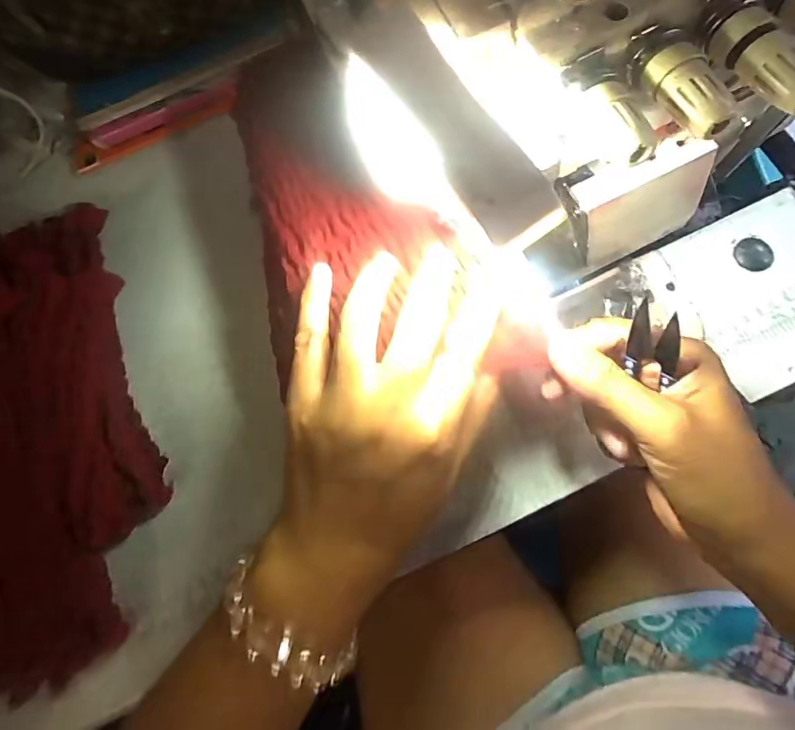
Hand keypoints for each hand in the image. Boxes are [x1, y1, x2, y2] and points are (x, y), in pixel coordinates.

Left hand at [268, 246, 500, 595]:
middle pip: (416, 322)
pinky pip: (307, 340)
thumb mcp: (454, 465)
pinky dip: (312, 301)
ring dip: (374, 279)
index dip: (483, 301)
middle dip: (433, 277)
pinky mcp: (299, 399)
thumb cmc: (404, 509)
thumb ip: (475, 405)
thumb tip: (493, 348)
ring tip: (388, 257)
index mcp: (433, 423)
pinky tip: (320, 269)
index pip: (466, 345)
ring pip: (358, 320)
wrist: (330, 546)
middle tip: (441, 248)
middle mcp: (388, 402)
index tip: (494, 267)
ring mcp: (338, 398)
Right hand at [546, 320, 794, 562]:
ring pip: (601, 392)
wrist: (739, 539)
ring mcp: (655, 401)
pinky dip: (611, 438)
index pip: (621, 332)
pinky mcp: (644, 429)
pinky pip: (607, 419)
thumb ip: (608, 387)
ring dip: (604, 421)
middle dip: (593, 390)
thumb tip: (558, 349)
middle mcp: (668, 369)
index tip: (550, 362)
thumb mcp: (660, 426)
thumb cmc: (714, 475)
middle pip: (605, 359)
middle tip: (557, 397)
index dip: (584, 343)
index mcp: (683, 354)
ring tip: (627, 449)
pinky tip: (631, 459)